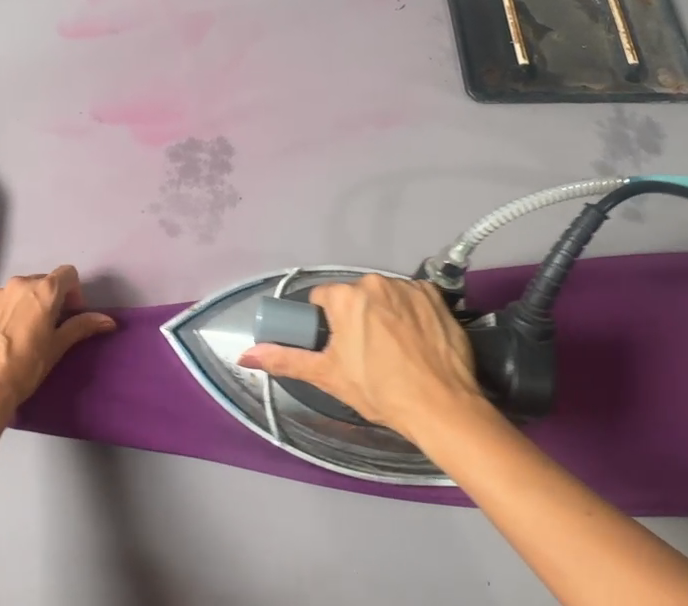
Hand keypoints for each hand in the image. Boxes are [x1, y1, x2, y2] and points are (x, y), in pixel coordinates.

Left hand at [0, 265, 115, 423]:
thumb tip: (109, 320)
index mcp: (44, 290)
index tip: (71, 314)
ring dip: (30, 303)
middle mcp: (20, 284)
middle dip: (53, 298)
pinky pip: (3, 300)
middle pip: (44, 281)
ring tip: (26, 332)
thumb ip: (82, 326)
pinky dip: (10, 310)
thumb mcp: (58, 346)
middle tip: (52, 326)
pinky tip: (6, 336)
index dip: (75, 292)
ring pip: (22, 290)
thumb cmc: (26, 366)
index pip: (68, 273)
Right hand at [239, 275, 490, 440]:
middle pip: (354, 296)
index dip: (326, 323)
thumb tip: (245, 355)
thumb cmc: (379, 391)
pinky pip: (413, 298)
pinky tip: (416, 340)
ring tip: (395, 349)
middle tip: (366, 353)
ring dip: (384, 314)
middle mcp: (375, 282)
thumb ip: (286, 360)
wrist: (441, 405)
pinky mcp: (435, 296)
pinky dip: (411, 313)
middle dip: (356, 318)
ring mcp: (408, 287)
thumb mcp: (328, 376)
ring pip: (384, 296)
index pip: (322, 299)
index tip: (338, 346)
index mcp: (345, 297)